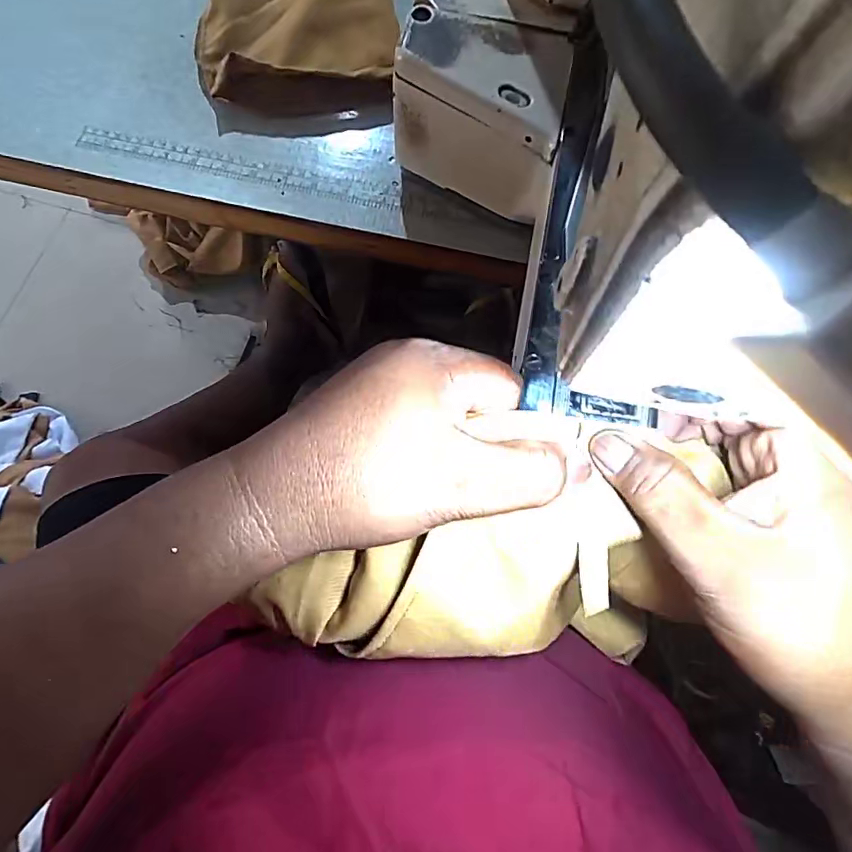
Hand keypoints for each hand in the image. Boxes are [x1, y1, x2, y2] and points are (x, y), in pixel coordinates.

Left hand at [228, 340, 571, 559]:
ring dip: (447, 445)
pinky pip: (408, 413)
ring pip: (443, 408)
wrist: (270, 500)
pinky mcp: (350, 395)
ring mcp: (374, 371)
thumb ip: (531, 475)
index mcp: (439, 360)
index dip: (516, 435)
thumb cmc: (373, 487)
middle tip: (456, 484)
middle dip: (480, 442)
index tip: (495, 475)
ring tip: (421, 483)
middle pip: (478, 396)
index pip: (513, 389)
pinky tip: (392, 473)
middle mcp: (407, 351)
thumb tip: (581, 462)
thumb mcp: (464, 486)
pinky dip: (413, 443)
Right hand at [588, 418, 851, 747]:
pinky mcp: (792, 531)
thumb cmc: (803, 629)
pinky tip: (666, 515)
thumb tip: (606, 441)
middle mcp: (807, 467)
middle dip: (666, 437)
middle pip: (723, 430)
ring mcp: (801, 501)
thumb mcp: (718, 557)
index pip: (729, 395)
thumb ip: (660, 495)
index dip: (670, 395)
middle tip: (609, 450)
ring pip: (725, 466)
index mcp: (806, 454)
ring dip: (678, 472)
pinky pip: (735, 498)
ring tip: (624, 477)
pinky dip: (697, 501)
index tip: (617, 408)